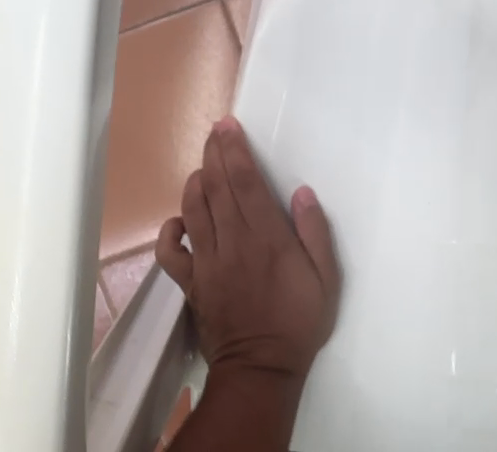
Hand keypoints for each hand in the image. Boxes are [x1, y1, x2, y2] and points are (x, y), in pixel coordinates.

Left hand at [156, 118, 341, 381]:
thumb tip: (301, 192)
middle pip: (217, 186)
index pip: (246, 181)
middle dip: (214, 153)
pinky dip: (169, 230)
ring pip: (193, 209)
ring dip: (195, 181)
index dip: (235, 150)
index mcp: (267, 236)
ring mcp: (207, 261)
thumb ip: (315, 233)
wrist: (261, 370)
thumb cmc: (299, 322)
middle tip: (215, 130)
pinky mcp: (191, 283)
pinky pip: (170, 252)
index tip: (229, 125)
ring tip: (202, 164)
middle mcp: (233, 241)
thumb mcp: (326, 279)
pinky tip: (179, 219)